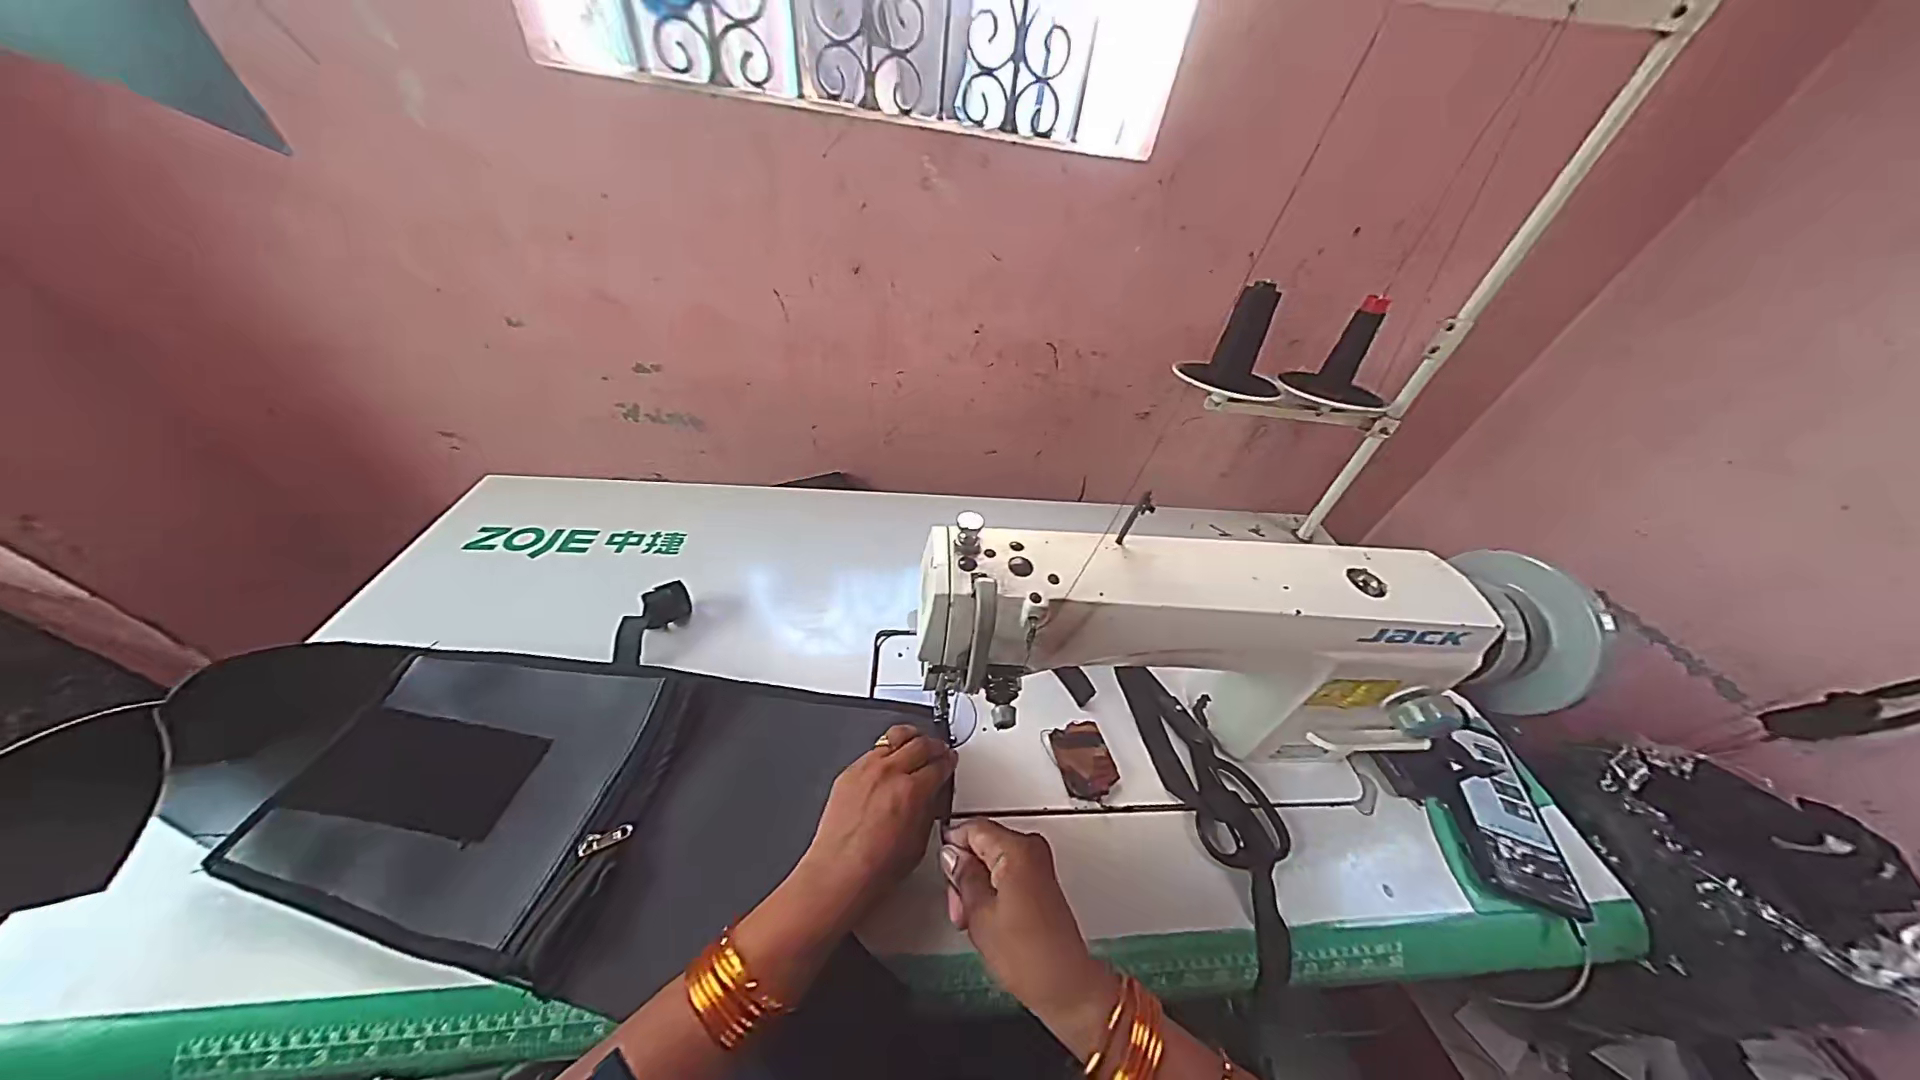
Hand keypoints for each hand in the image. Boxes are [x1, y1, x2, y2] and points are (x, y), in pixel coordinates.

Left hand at [790, 723, 953, 923]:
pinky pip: (873, 750)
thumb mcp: (919, 842)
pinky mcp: (848, 772)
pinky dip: (886, 750)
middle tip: (939, 750)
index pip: (939, 764)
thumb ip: (928, 810)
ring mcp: (866, 769)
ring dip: (911, 738)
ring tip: (916, 741)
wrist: (839, 873)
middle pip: (920, 744)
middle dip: (935, 746)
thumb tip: (931, 797)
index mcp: (912, 790)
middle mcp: (889, 773)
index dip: (948, 762)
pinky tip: (889, 757)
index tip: (949, 762)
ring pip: (895, 737)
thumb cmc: (873, 868)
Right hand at [941, 819, 1115, 1048]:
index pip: (973, 827)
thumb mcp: (979, 914)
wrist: (1065, 985)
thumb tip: (952, 857)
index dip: (952, 846)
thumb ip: (962, 877)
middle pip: (984, 842)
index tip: (943, 866)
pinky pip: (1008, 871)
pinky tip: (988, 917)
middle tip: (959, 903)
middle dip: (965, 870)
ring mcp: (1040, 864)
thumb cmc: (1030, 956)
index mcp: (1016, 849)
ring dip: (978, 882)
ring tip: (973, 917)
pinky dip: (994, 889)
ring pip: (994, 858)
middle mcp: (1032, 849)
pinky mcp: (1043, 881)